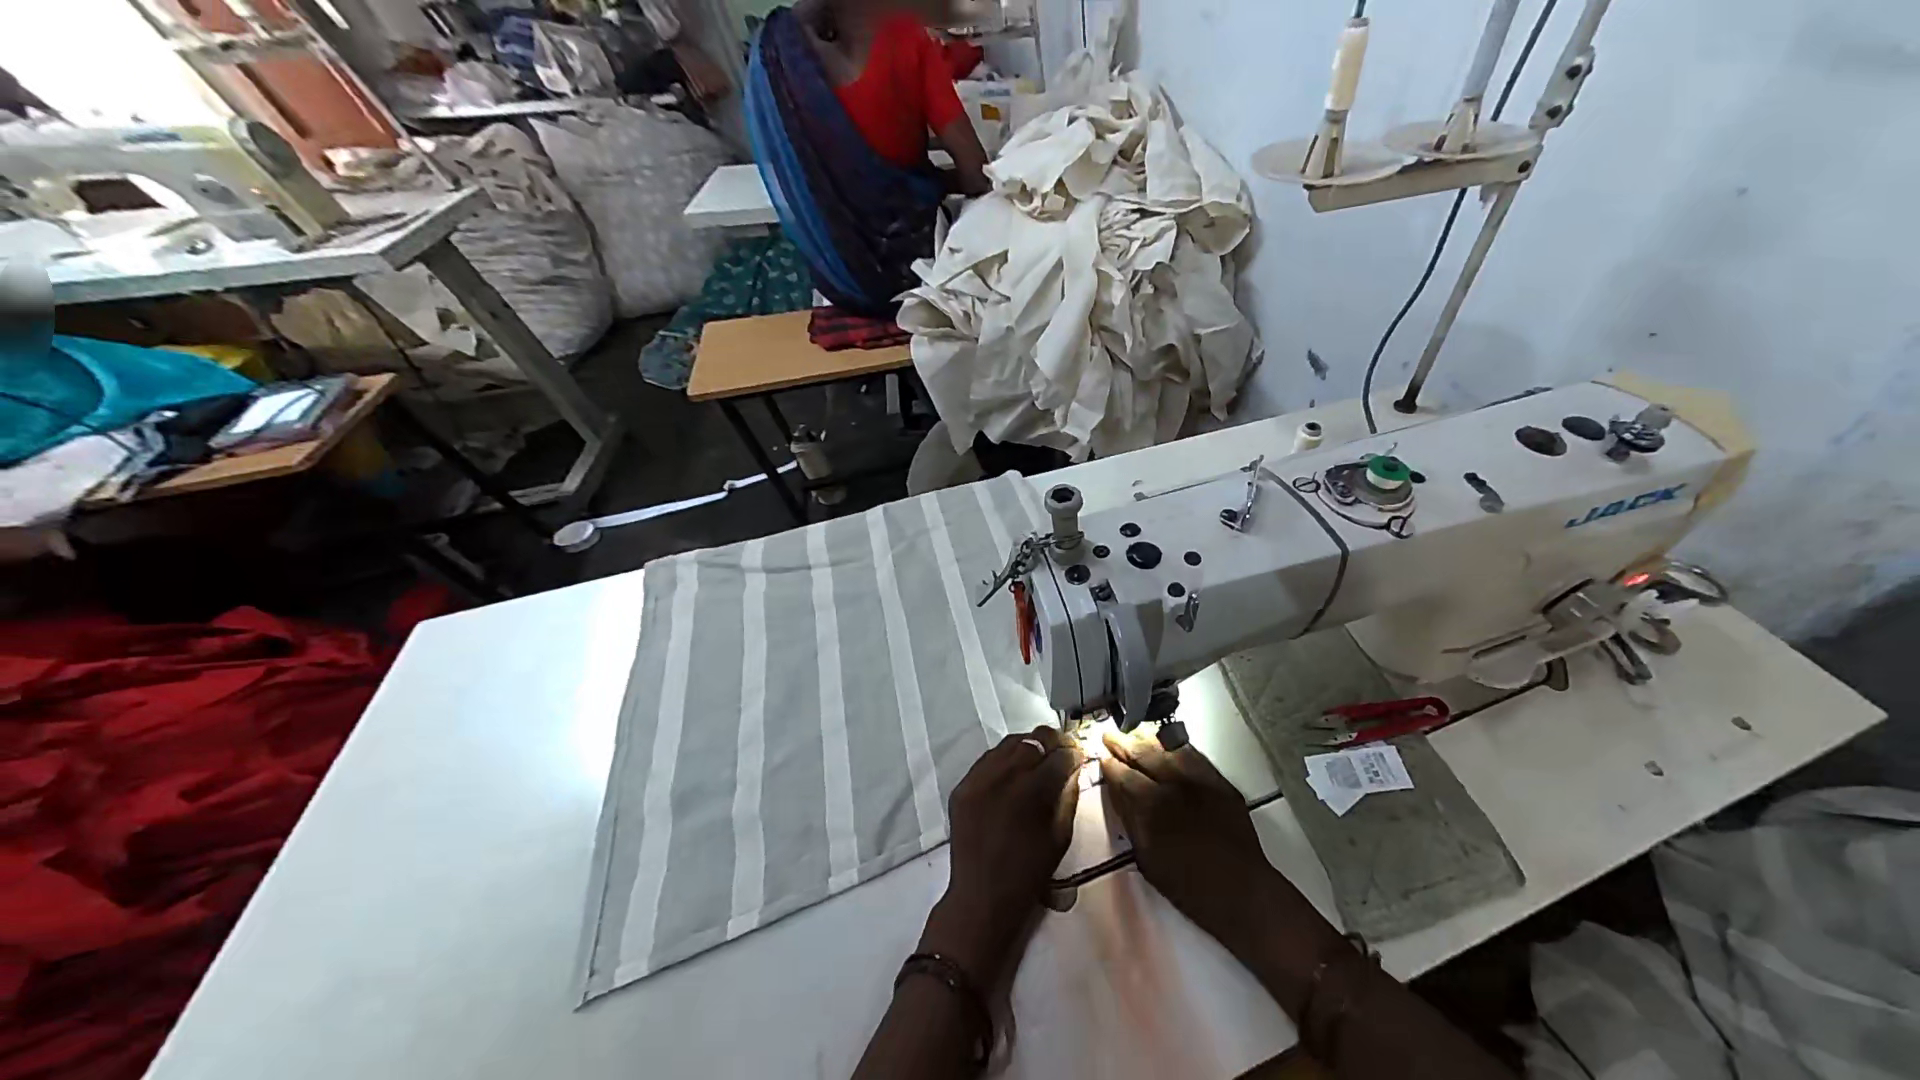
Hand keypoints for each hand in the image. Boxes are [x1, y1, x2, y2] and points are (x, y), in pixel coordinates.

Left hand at [924, 728, 1082, 983]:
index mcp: (1030, 793)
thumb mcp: (1060, 836)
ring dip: (1028, 746)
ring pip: (1008, 745)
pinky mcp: (962, 786)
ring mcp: (977, 780)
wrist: (982, 896)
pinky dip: (1004, 758)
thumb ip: (1068, 795)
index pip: (1058, 757)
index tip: (1080, 752)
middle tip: (1064, 748)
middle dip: (1052, 742)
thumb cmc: (1029, 873)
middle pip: (1033, 741)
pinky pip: (987, 760)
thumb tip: (1074, 766)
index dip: (1073, 752)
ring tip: (1040, 755)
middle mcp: (1001, 778)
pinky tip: (1014, 768)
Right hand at [1100, 731, 1323, 959]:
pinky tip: (1167, 743)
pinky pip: (1194, 755)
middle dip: (1124, 743)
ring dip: (1147, 739)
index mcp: (1152, 805)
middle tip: (1109, 736)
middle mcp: (1175, 785)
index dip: (1110, 764)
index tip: (1101, 757)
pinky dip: (1176, 746)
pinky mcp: (1220, 783)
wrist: (1242, 893)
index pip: (1124, 775)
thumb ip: (1129, 818)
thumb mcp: (1147, 856)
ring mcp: (1201, 781)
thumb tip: (1116, 791)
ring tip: (1133, 733)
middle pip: (1144, 754)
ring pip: (1169, 748)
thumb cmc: (1188, 885)